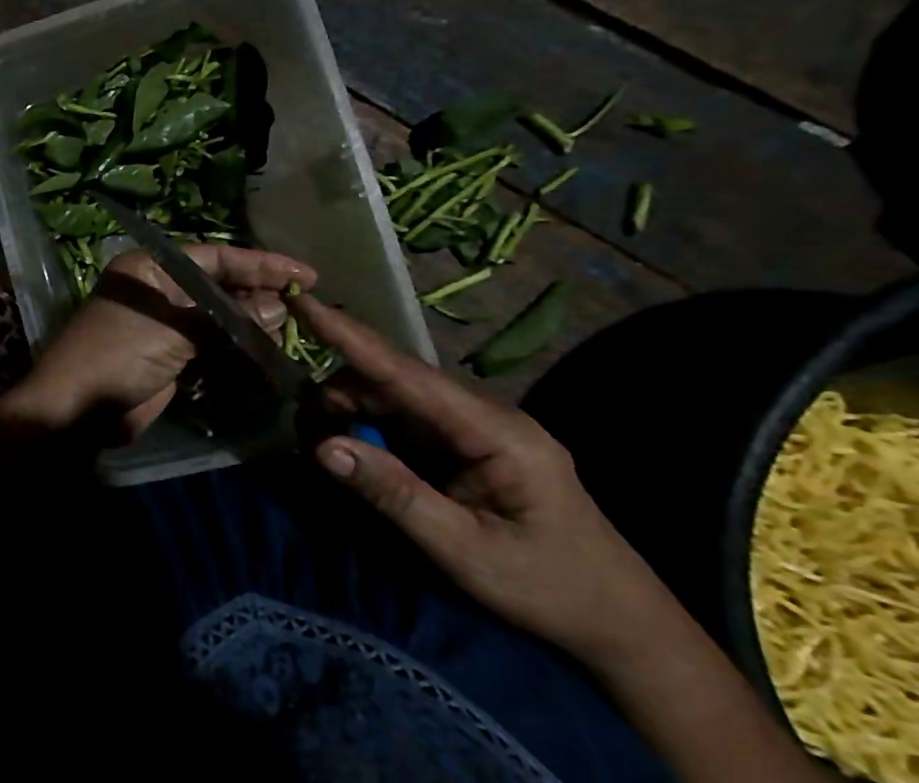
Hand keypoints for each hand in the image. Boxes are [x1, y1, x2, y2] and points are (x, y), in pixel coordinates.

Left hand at [0, 245, 314, 436]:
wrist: (78, 410)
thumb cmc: (116, 356)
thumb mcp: (170, 330)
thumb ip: (225, 317)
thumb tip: (278, 305)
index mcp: (150, 269)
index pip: (214, 257)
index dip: (260, 264)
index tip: (304, 274)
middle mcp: (159, 290)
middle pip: (219, 285)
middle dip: (260, 293)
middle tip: (307, 304)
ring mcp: (165, 324)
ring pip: (219, 316)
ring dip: (254, 322)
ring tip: (296, 327)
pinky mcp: (170, 355)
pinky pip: (212, 344)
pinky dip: (238, 346)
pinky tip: (269, 350)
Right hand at [292, 292, 673, 661]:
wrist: (619, 622)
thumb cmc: (548, 587)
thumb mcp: (464, 549)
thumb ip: (394, 493)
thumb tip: (323, 446)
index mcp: (497, 432)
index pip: (408, 373)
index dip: (350, 337)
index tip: (305, 301)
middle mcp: (485, 416)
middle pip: (393, 380)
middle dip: (339, 392)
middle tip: (304, 431)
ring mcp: (476, 428)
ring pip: (393, 397)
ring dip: (349, 412)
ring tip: (321, 445)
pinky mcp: (466, 445)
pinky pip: (403, 420)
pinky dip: (367, 428)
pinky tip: (350, 449)